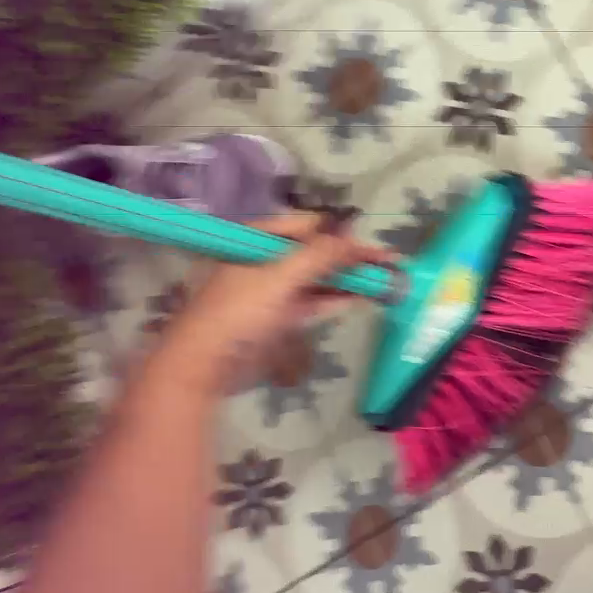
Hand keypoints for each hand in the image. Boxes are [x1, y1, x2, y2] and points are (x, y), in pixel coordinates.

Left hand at [152, 213, 391, 393]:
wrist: (203, 365)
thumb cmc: (237, 312)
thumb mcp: (280, 277)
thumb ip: (320, 254)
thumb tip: (353, 236)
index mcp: (259, 240)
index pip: (309, 226)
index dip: (342, 233)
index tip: (372, 244)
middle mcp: (266, 260)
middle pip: (317, 252)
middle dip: (351, 256)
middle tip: (388, 262)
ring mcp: (272, 290)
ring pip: (318, 278)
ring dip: (349, 278)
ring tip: (383, 280)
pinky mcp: (278, 317)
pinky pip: (313, 302)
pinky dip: (336, 298)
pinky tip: (360, 297)